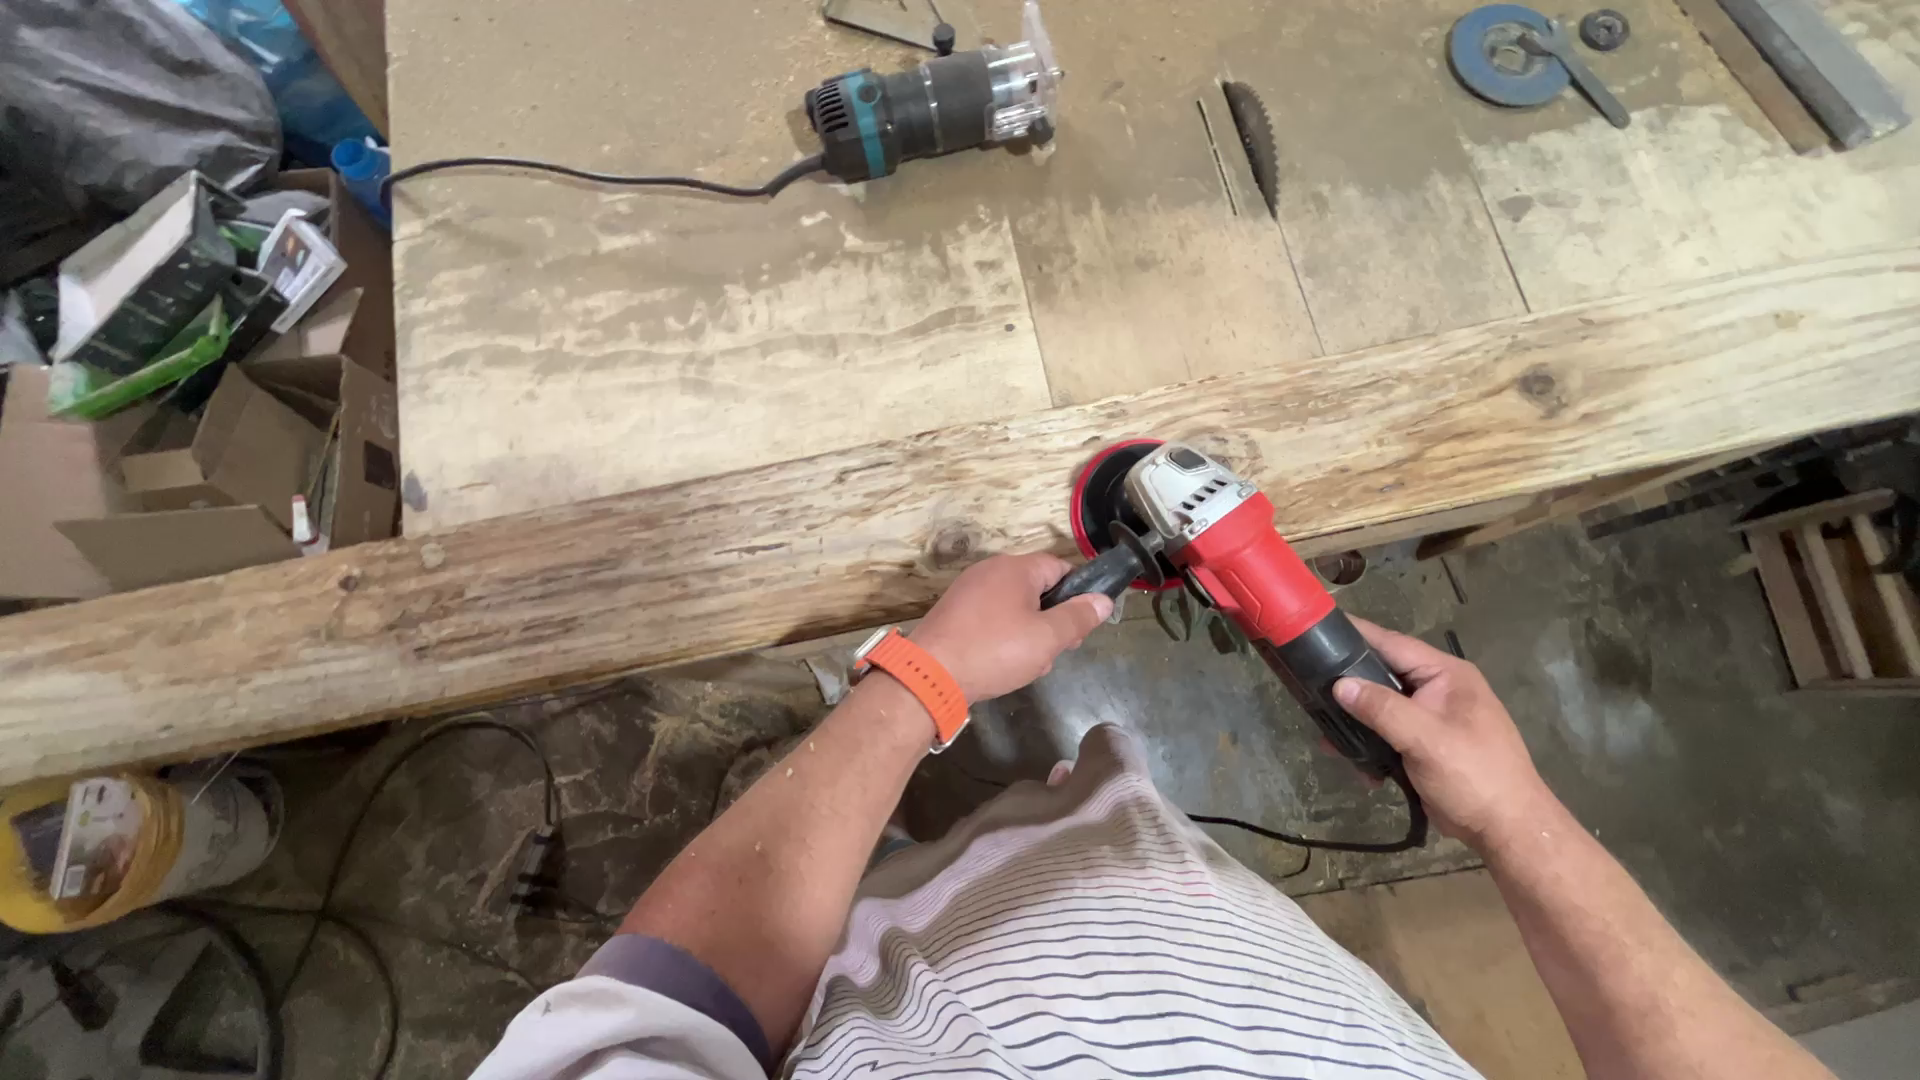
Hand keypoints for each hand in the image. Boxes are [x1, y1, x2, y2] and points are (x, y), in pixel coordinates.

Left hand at [910, 554, 1112, 701]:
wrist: (929, 674)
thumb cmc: (994, 651)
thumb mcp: (1046, 638)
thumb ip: (1078, 617)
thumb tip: (1103, 600)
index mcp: (1015, 568)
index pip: (1059, 568)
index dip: (1076, 595)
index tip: (1081, 626)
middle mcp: (989, 571)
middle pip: (1036, 589)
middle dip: (1051, 620)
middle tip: (1054, 651)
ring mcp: (967, 591)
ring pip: (1014, 608)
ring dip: (1028, 634)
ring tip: (1026, 665)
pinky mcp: (953, 613)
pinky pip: (990, 619)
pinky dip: (1002, 638)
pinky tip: (1001, 665)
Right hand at [1333, 618, 1556, 849]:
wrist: (1508, 831)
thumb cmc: (1474, 776)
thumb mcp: (1424, 739)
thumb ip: (1381, 708)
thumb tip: (1338, 685)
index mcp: (1445, 674)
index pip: (1391, 643)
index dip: (1353, 634)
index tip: (1312, 628)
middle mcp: (1437, 688)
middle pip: (1380, 674)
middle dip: (1346, 686)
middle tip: (1307, 690)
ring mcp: (1431, 716)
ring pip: (1378, 706)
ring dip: (1355, 723)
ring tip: (1327, 739)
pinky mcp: (1423, 743)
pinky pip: (1386, 732)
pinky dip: (1369, 745)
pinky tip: (1356, 764)